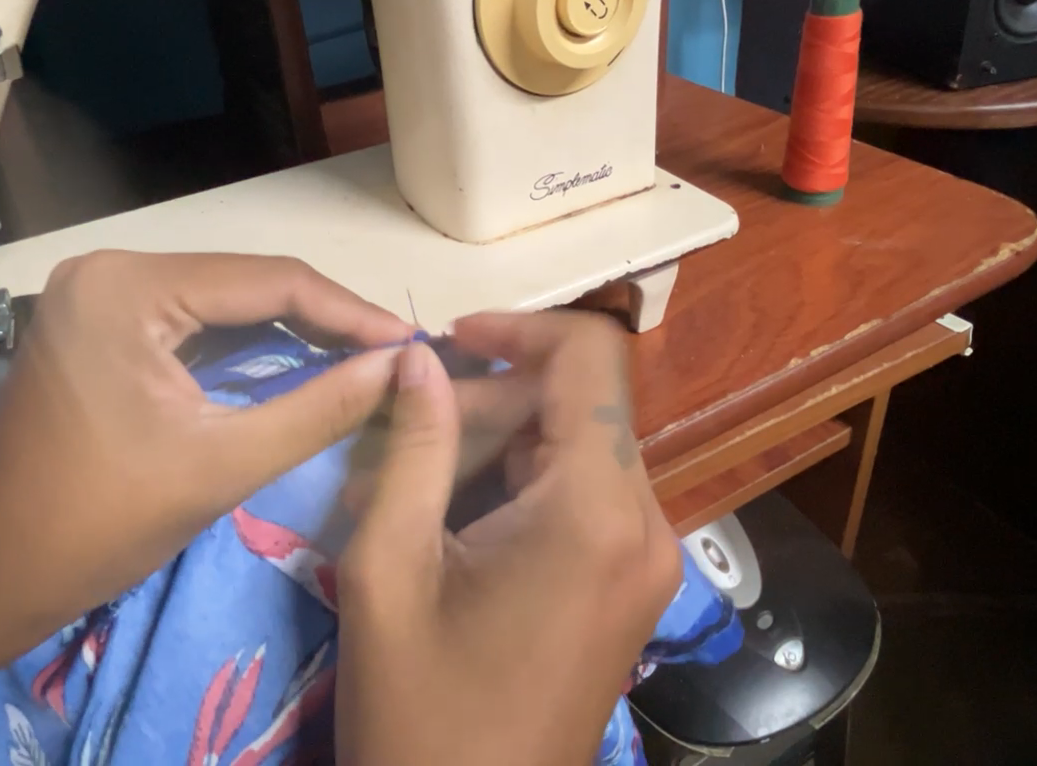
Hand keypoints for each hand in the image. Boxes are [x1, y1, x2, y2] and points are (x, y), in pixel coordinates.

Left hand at [0, 251, 411, 631]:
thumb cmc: (97, 523)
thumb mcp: (224, 463)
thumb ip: (322, 407)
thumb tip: (400, 366)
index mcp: (130, 286)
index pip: (270, 280)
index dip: (350, 312)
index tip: (411, 342)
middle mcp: (115, 269)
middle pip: (249, 283)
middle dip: (326, 320)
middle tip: (393, 353)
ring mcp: (105, 293)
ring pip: (229, 301)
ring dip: (296, 330)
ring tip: (364, 356)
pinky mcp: (106, 322)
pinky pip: (200, 320)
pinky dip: (254, 343)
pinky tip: (304, 360)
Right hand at [334, 312, 683, 765]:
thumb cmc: (420, 709)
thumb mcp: (389, 567)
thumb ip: (412, 445)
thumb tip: (420, 357)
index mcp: (594, 510)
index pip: (591, 357)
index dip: (523, 326)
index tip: (453, 340)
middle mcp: (644, 520)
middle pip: (576, 403)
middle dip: (493, 399)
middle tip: (408, 435)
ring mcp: (647, 553)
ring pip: (576, 444)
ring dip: (502, 441)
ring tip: (420, 486)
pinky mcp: (633, 579)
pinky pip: (583, 490)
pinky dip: (525, 480)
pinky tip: (460, 517)